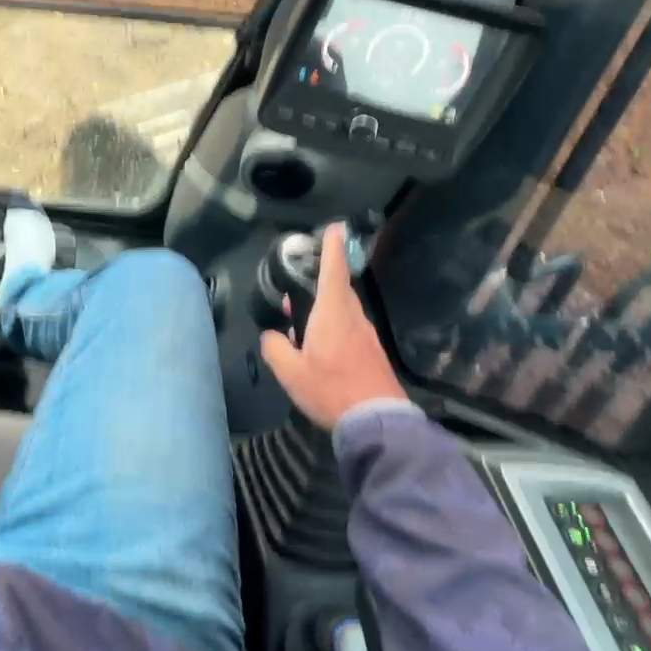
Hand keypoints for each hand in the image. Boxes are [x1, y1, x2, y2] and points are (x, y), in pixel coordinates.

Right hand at [259, 223, 406, 428]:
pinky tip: (318, 349)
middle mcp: (353, 320)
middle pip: (338, 291)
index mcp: (333, 315)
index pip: (333, 273)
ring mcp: (367, 337)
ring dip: (323, 311)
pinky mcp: (372, 354)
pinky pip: (349, 330)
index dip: (332, 248)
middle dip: (318, 286)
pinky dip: (332, 329)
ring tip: (300, 328)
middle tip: (294, 296)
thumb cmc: (330, 390)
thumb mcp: (289, 371)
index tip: (336, 227)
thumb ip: (274, 347)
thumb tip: (274, 337)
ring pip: (343, 312)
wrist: (377, 423)